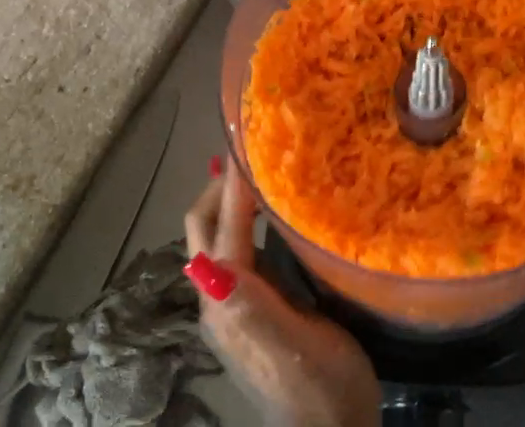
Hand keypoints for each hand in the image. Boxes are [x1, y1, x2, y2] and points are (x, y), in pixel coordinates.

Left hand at [184, 159, 381, 426]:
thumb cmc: (321, 385)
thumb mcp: (294, 344)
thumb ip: (252, 304)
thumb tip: (210, 264)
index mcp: (228, 302)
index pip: (223, 227)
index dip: (233, 183)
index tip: (250, 138)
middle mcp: (220, 299)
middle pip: (204, 229)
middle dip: (218, 187)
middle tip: (253, 150)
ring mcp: (234, 306)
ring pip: (219, 238)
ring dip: (231, 202)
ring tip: (263, 169)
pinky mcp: (252, 310)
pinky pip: (239, 252)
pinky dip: (247, 223)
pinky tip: (274, 214)